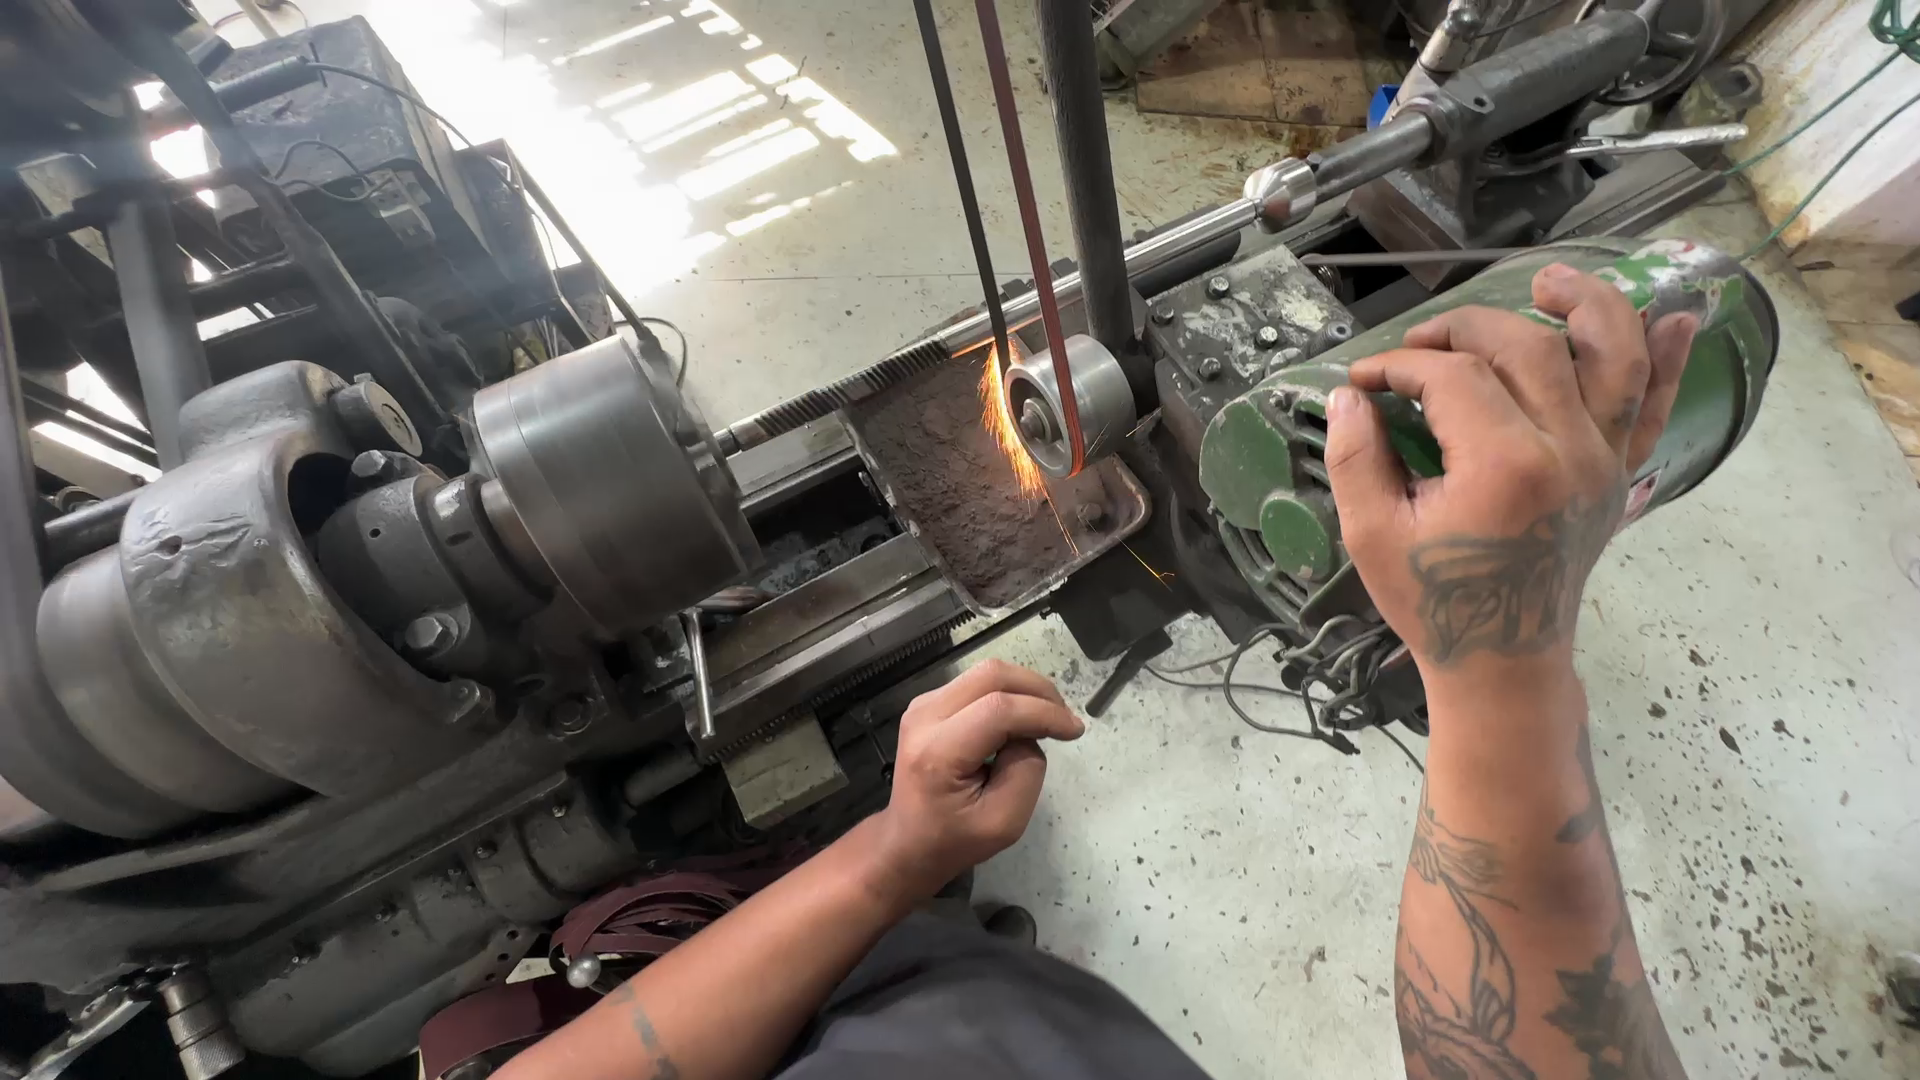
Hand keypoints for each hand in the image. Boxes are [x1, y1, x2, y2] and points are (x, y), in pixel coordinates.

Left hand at [866, 659, 1084, 902]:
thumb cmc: (955, 839)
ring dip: (1024, 688)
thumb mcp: (1004, 822)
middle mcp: (924, 717)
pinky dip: (1008, 692)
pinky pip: (976, 683)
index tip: (1075, 730)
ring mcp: (922, 705)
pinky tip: (1021, 718)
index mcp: (937, 752)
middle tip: (1064, 718)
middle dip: (1038, 690)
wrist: (907, 841)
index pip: (998, 710)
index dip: (1043, 713)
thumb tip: (1030, 730)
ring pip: (985, 673)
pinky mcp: (928, 702)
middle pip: (991, 676)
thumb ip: (1026, 771)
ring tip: (1047, 718)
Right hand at [1323, 263, 1696, 679]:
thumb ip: (1355, 457)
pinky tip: (1676, 316)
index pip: (1452, 378)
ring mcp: (1605, 459)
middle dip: (1463, 330)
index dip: (1398, 367)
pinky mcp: (1621, 473)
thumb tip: (1346, 397)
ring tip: (1550, 278)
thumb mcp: (1368, 532)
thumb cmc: (1429, 597)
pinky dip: (1668, 357)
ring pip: (1614, 355)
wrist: (1500, 655)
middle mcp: (1568, 449)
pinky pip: (1654, 404)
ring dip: (1584, 305)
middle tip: (1414, 345)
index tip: (1360, 380)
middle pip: (1527, 348)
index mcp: (1502, 465)